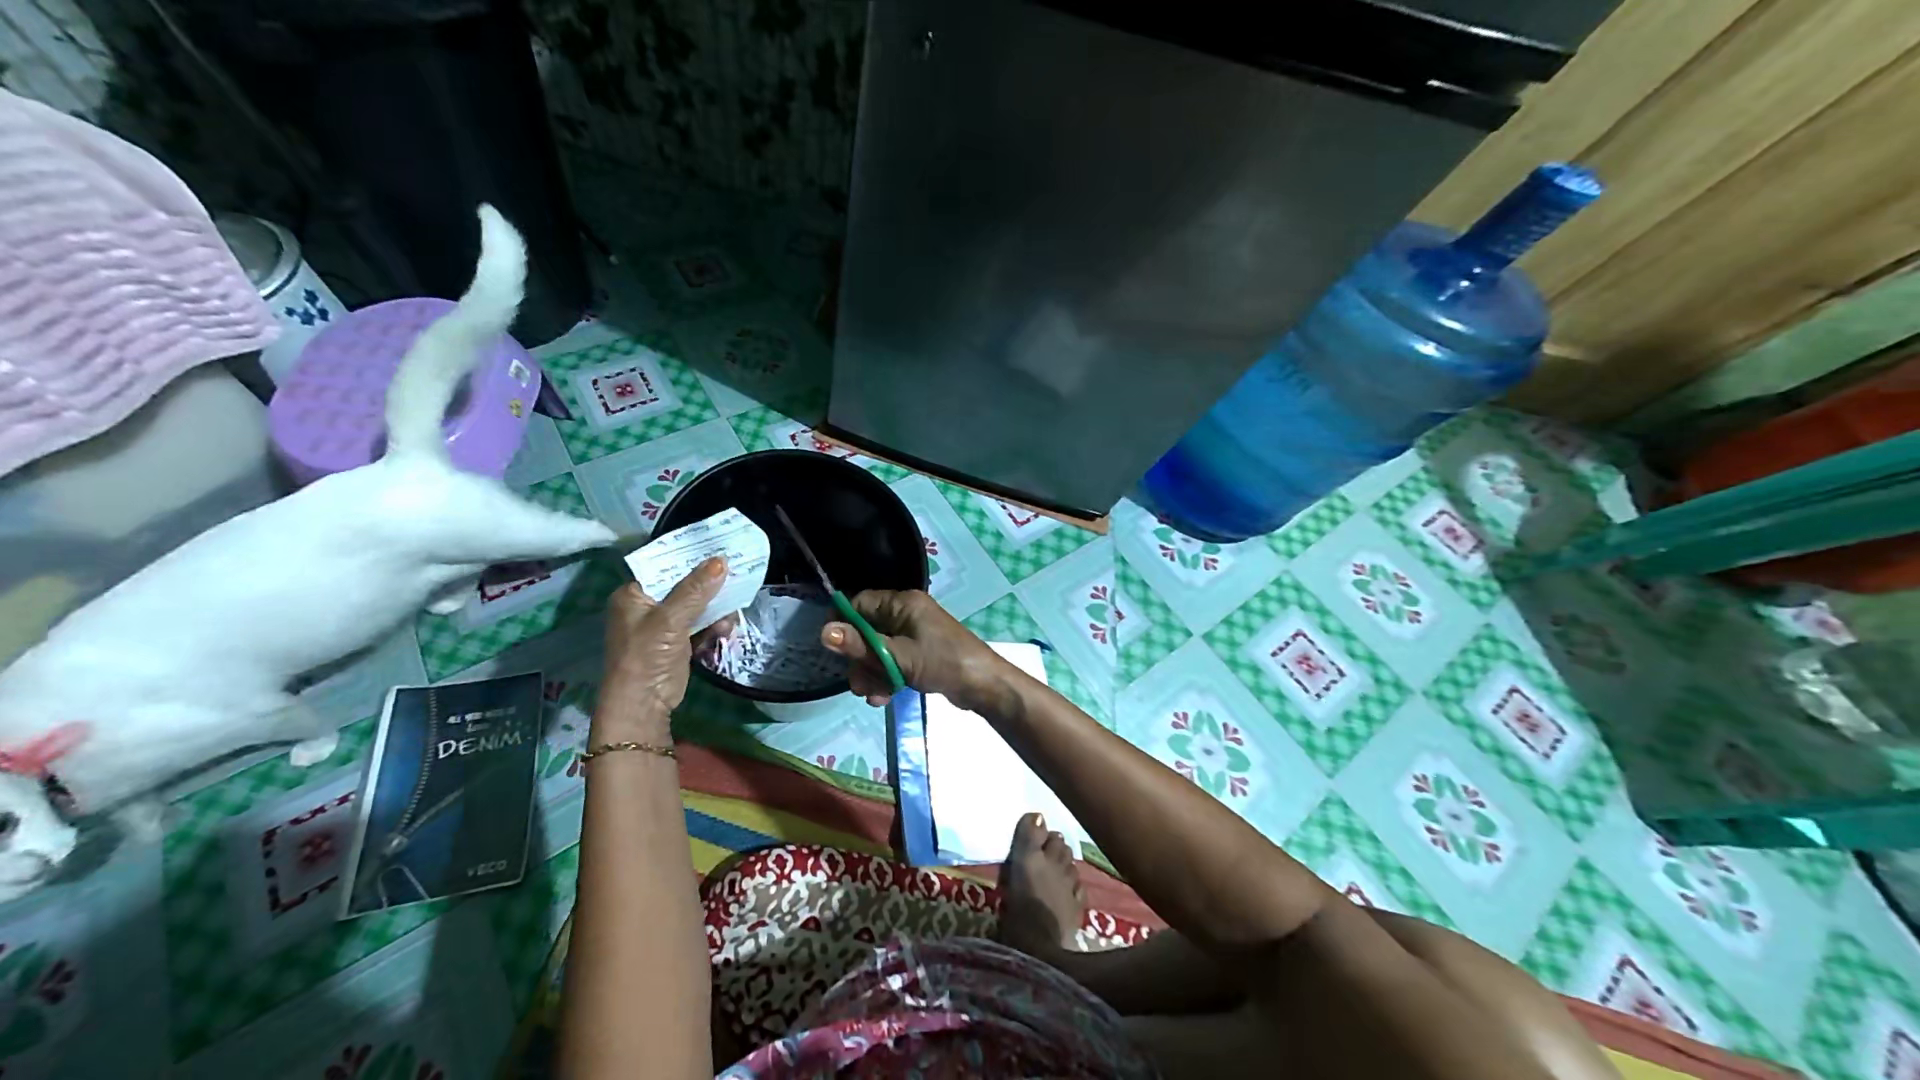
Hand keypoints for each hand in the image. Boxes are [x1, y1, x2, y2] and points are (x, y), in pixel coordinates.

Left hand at [597, 557, 726, 737]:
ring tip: (731, 612)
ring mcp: (662, 625)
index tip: (718, 549)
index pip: (663, 566)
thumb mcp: (670, 620)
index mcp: (633, 595)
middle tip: (735, 574)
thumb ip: (695, 590)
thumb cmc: (646, 657)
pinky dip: (713, 625)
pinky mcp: (677, 642)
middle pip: (683, 585)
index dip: (690, 557)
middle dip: (709, 585)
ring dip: (715, 607)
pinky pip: (700, 624)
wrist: (643, 706)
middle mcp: (646, 606)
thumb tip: (721, 561)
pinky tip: (725, 629)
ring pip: (696, 605)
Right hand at [819, 590, 1014, 711]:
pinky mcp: (918, 653)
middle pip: (865, 630)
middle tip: (859, 684)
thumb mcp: (898, 657)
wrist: (982, 684)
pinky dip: (885, 677)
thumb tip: (824, 632)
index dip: (843, 625)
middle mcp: (906, 614)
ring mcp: (913, 634)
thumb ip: (862, 646)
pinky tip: (884, 697)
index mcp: (902, 603)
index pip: (859, 603)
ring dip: (871, 673)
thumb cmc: (942, 662)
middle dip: (860, 660)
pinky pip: (891, 661)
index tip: (834, 651)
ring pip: (877, 650)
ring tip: (875, 695)